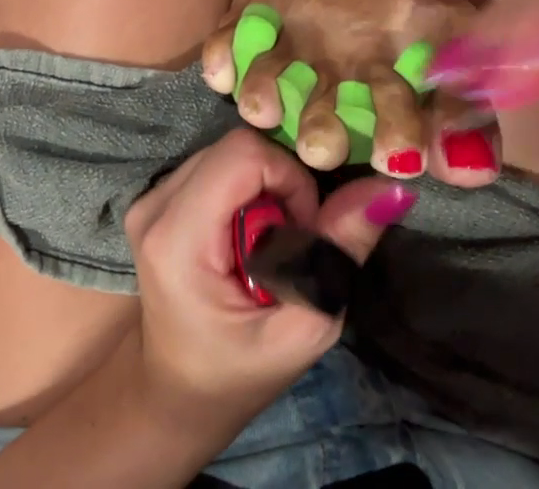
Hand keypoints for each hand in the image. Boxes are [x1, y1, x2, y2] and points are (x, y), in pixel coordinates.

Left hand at [124, 129, 414, 421]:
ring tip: (271, 247)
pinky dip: (245, 193)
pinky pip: (214, 168)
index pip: (242, 153)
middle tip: (293, 243)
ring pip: (227, 154)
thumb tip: (389, 188)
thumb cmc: (238, 371)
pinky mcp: (156, 200)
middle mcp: (153, 205)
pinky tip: (249, 239)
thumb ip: (339, 253)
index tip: (306, 230)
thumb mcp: (304, 327)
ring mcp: (150, 199)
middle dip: (280, 185)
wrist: (177, 389)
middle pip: (235, 149)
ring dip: (264, 190)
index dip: (290, 179)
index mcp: (176, 238)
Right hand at [199, 0, 482, 182]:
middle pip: (332, 94)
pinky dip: (222, 56)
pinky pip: (227, 36)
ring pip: (273, 68)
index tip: (402, 159)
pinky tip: (221, 75)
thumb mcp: (441, 6)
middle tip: (322, 149)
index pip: (405, 93)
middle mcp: (342, 33)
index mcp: (395, 32)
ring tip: (263, 113)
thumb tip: (473, 169)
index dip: (406, 130)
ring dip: (267, 92)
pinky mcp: (249, 0)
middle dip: (326, 127)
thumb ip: (460, 85)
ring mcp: (290, 16)